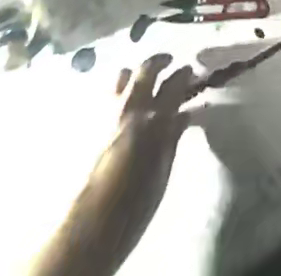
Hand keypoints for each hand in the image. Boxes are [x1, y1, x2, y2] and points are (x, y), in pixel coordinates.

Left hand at [96, 53, 196, 211]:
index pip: (173, 85)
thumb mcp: (164, 169)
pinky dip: (119, 90)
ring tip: (143, 80)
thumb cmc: (138, 203)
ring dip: (135, 73)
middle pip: (145, 69)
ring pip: (122, 76)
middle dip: (159, 61)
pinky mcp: (91, 120)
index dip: (183, 75)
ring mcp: (108, 111)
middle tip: (169, 61)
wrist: (95, 220)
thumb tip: (183, 114)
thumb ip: (172, 136)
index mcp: (154, 120)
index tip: (189, 70)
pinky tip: (124, 103)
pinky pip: (108, 92)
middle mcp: (130, 107)